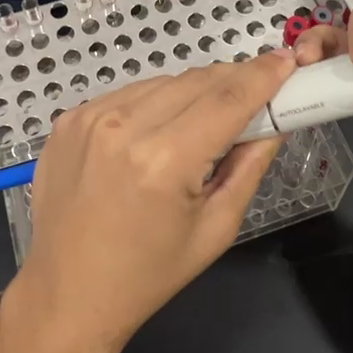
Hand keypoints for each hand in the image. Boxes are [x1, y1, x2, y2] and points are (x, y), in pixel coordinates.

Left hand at [0, 50, 296, 352]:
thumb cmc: (148, 274)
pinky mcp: (68, 118)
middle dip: (232, 81)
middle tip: (256, 92)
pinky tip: (156, 131)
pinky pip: (127, 94)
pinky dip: (152, 103)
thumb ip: (249, 166)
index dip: (261, 76)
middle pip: (196, 81)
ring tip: (202, 122)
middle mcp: (124, 127)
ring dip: (192, 92)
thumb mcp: (215, 229)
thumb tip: (274, 120)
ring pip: (162, 82)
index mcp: (164, 161)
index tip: (286, 59)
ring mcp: (89, 117)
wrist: (67, 293)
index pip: (227, 99)